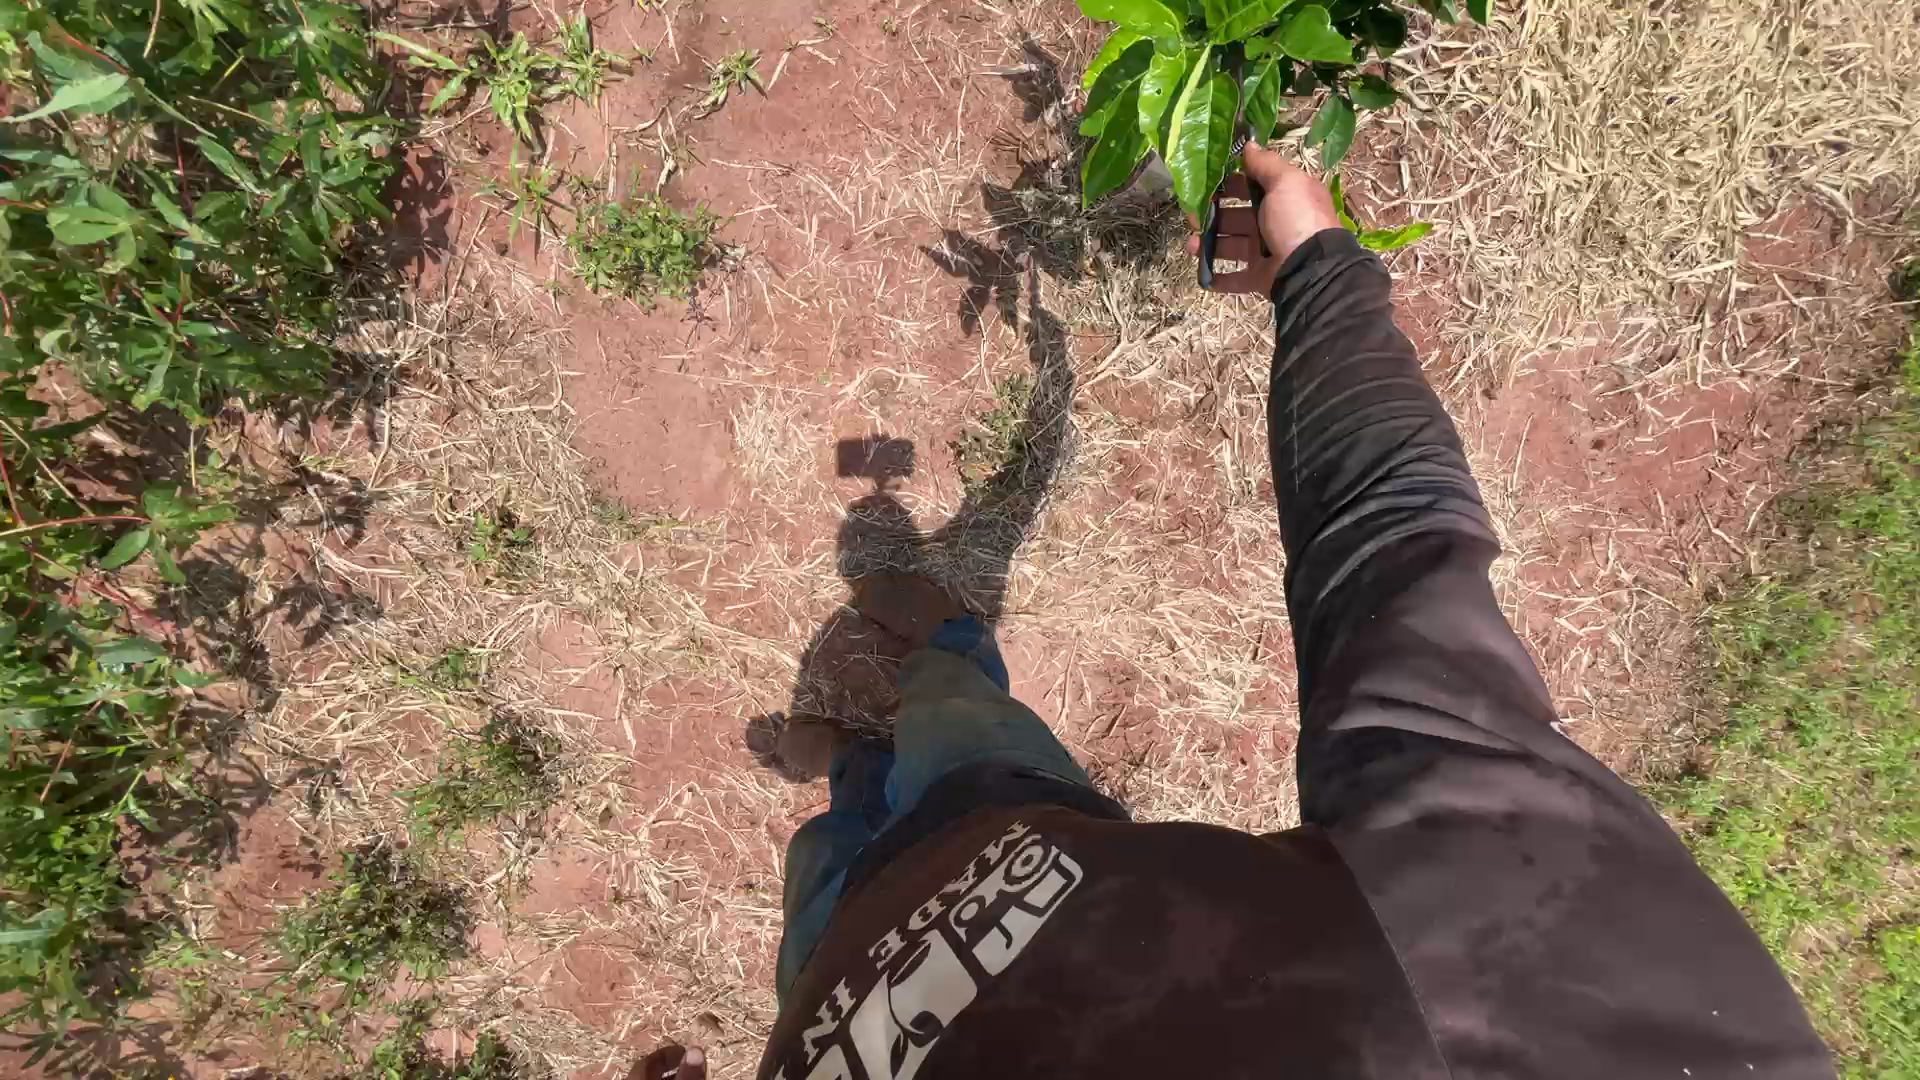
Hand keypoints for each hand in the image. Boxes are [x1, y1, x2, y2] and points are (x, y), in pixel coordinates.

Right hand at [1187, 141, 1341, 294]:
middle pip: (1236, 218)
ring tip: (1191, 245)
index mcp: (1281, 198)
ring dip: (1209, 246)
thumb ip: (1265, 164)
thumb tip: (1249, 144)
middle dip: (1213, 217)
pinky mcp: (1258, 278)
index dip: (1229, 185)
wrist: (1308, 268)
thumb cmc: (1296, 219)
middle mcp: (1273, 224)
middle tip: (1193, 217)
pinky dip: (1218, 279)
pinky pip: (1234, 279)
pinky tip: (1203, 276)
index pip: (1251, 187)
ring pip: (1230, 246)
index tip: (1207, 185)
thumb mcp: (1285, 182)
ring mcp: (1265, 252)